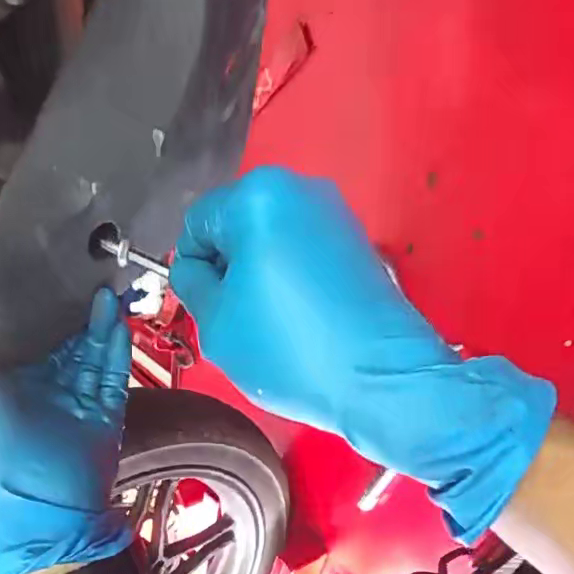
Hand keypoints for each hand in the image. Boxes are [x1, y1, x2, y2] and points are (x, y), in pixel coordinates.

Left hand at [0, 283, 133, 573]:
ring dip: (95, 323)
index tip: (29, 271)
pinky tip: (117, 319)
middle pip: (57, 340)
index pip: (13, 336)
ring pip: (87, 353)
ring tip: (103, 288)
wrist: (42, 519)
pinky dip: (115, 348)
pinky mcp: (104, 414)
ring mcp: (74, 401)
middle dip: (67, 310)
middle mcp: (38, 389)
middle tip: (78, 271)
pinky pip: (111, 374)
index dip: (23, 305)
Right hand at [170, 167, 554, 539]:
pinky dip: (297, 289)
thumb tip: (197, 269)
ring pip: (274, 249)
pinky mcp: (363, 250)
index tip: (212, 313)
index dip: (194, 273)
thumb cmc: (292, 352)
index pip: (197, 226)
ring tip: (278, 333)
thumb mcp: (216, 323)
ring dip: (264, 284)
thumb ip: (191, 284)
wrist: (383, 382)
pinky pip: (309, 262)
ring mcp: (340, 219)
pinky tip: (306, 329)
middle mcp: (304, 191)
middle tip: (242, 326)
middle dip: (232, 276)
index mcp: (260, 195)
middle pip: (239, 232)